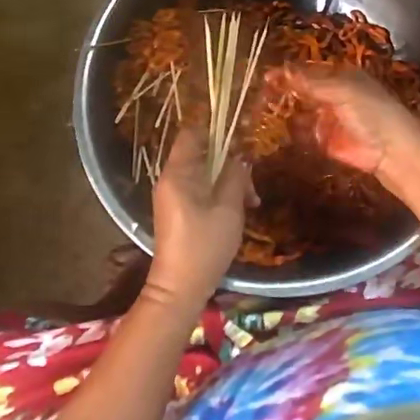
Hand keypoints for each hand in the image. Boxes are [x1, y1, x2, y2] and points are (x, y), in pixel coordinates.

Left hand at [145, 128, 253, 306]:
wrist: (179, 287)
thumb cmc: (205, 245)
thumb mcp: (228, 209)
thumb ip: (235, 177)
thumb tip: (240, 157)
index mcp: (177, 172)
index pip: (191, 134)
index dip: (214, 132)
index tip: (240, 142)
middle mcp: (169, 178)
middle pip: (199, 154)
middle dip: (228, 163)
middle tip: (250, 184)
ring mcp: (170, 195)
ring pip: (202, 174)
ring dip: (226, 181)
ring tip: (250, 201)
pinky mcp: (175, 210)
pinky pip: (197, 190)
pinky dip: (217, 194)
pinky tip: (236, 211)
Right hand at [274, 63, 419, 180]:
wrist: (392, 151)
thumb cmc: (372, 112)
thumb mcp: (343, 91)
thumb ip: (312, 82)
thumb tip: (284, 70)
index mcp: (338, 76)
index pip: (307, 70)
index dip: (287, 72)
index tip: (267, 77)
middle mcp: (330, 94)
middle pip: (299, 89)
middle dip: (281, 91)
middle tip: (261, 94)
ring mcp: (326, 117)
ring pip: (298, 110)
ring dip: (283, 110)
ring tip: (263, 111)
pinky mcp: (323, 139)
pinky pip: (301, 132)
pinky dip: (290, 130)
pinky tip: (276, 129)